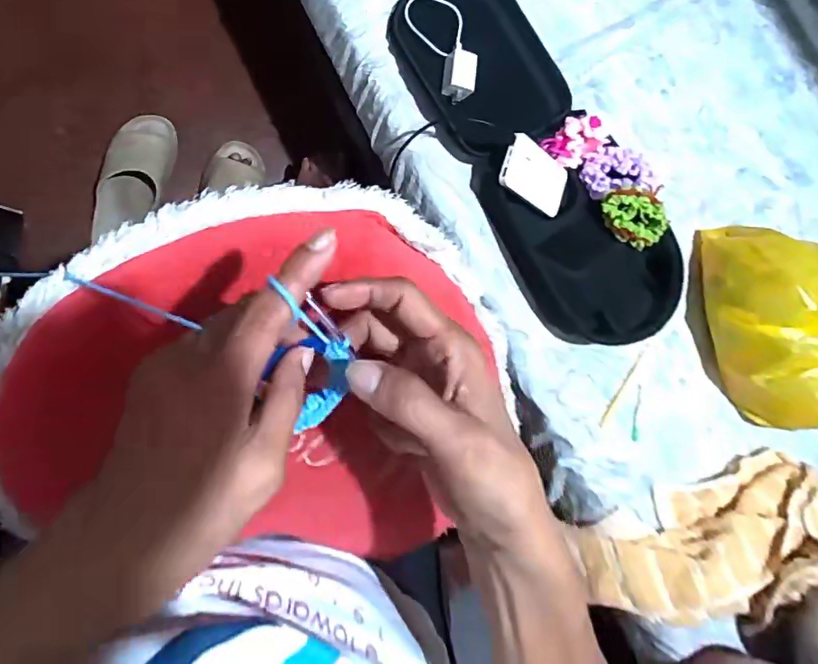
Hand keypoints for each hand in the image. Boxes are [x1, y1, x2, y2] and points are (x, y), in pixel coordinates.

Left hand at [66, 228, 338, 587]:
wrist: (125, 532)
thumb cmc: (207, 505)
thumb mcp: (264, 462)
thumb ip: (286, 397)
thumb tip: (297, 351)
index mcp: (226, 370)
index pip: (270, 306)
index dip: (298, 269)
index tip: (322, 236)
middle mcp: (192, 350)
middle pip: (245, 312)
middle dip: (278, 318)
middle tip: (305, 348)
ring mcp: (165, 358)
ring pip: (220, 328)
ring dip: (249, 337)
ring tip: (268, 375)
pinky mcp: (149, 371)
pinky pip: (197, 345)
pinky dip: (222, 352)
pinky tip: (230, 389)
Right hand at [319, 277, 551, 553]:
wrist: (502, 527)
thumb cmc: (491, 476)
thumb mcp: (455, 439)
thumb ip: (406, 400)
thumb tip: (352, 368)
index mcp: (450, 345)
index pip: (402, 298)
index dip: (364, 289)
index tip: (324, 299)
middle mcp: (430, 352)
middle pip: (377, 320)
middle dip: (345, 327)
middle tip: (315, 350)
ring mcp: (414, 378)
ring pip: (368, 350)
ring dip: (344, 359)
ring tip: (320, 376)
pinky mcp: (401, 404)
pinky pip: (367, 383)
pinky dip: (355, 390)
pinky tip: (353, 412)